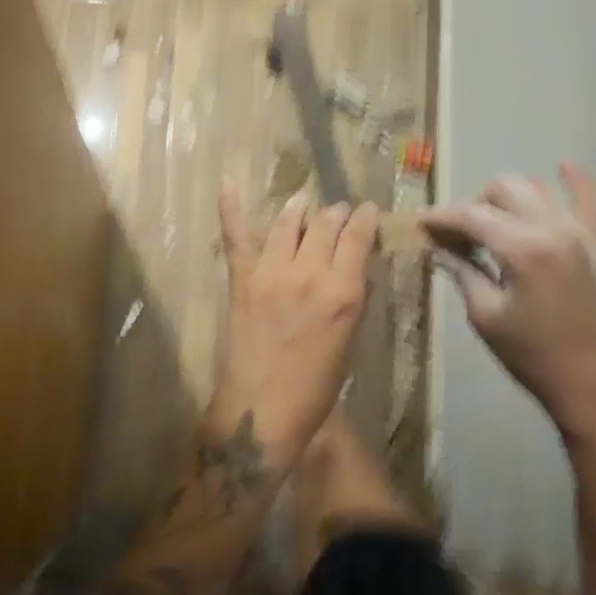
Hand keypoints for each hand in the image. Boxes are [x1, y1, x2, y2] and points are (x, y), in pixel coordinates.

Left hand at [216, 181, 377, 450]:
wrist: (261, 411)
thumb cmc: (314, 389)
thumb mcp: (347, 343)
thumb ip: (351, 302)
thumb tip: (353, 273)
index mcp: (344, 292)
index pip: (359, 237)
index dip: (365, 218)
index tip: (367, 210)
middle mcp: (310, 273)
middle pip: (326, 225)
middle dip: (335, 214)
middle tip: (337, 212)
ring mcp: (271, 273)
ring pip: (289, 223)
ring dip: (300, 208)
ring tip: (303, 201)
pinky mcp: (241, 280)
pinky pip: (236, 236)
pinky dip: (231, 207)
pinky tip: (228, 182)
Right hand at [422, 162, 595, 411]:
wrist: (584, 376)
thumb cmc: (527, 351)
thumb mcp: (484, 314)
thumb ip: (462, 270)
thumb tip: (437, 246)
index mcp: (522, 248)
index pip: (472, 215)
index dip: (442, 217)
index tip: (420, 223)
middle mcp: (552, 229)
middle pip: (503, 189)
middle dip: (473, 205)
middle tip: (456, 234)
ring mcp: (577, 232)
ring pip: (536, 188)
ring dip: (507, 197)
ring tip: (490, 223)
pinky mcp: (594, 243)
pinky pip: (590, 200)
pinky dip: (576, 180)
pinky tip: (562, 166)